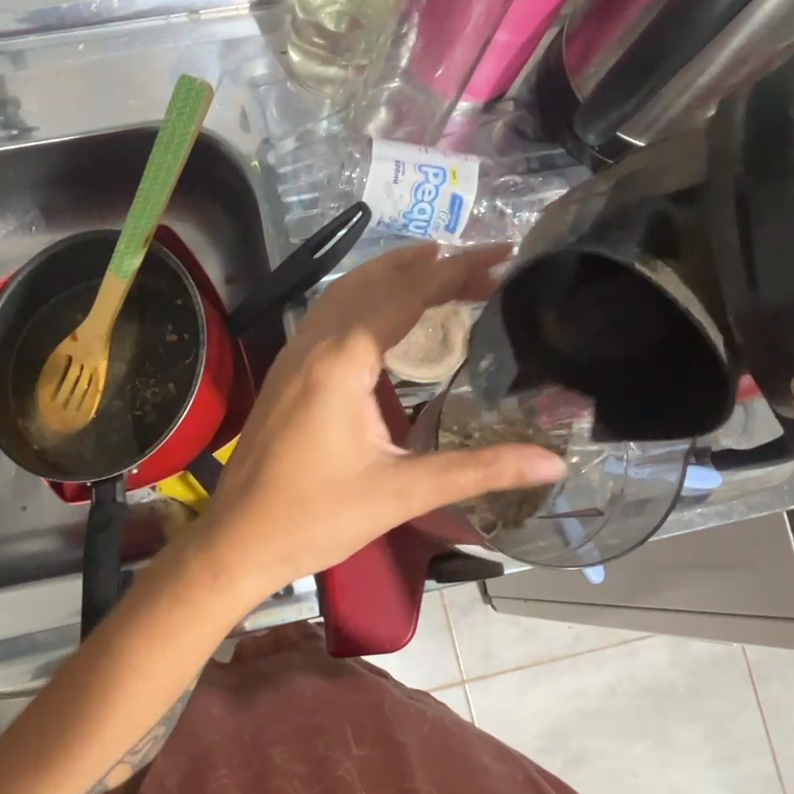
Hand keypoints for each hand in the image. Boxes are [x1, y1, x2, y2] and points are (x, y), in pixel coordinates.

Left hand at [193, 244, 565, 592]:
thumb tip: (554, 464)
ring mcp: (292, 356)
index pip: (408, 294)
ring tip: (439, 265)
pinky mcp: (283, 374)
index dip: (458, 270)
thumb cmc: (316, 518)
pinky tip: (380, 311)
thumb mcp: (402, 494)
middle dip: (431, 265)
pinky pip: (326, 315)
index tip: (504, 253)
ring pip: (343, 292)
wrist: (239, 540)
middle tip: (485, 262)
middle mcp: (314, 344)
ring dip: (392, 274)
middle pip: (376, 282)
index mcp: (342, 361)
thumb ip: (478, 471)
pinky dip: (362, 297)